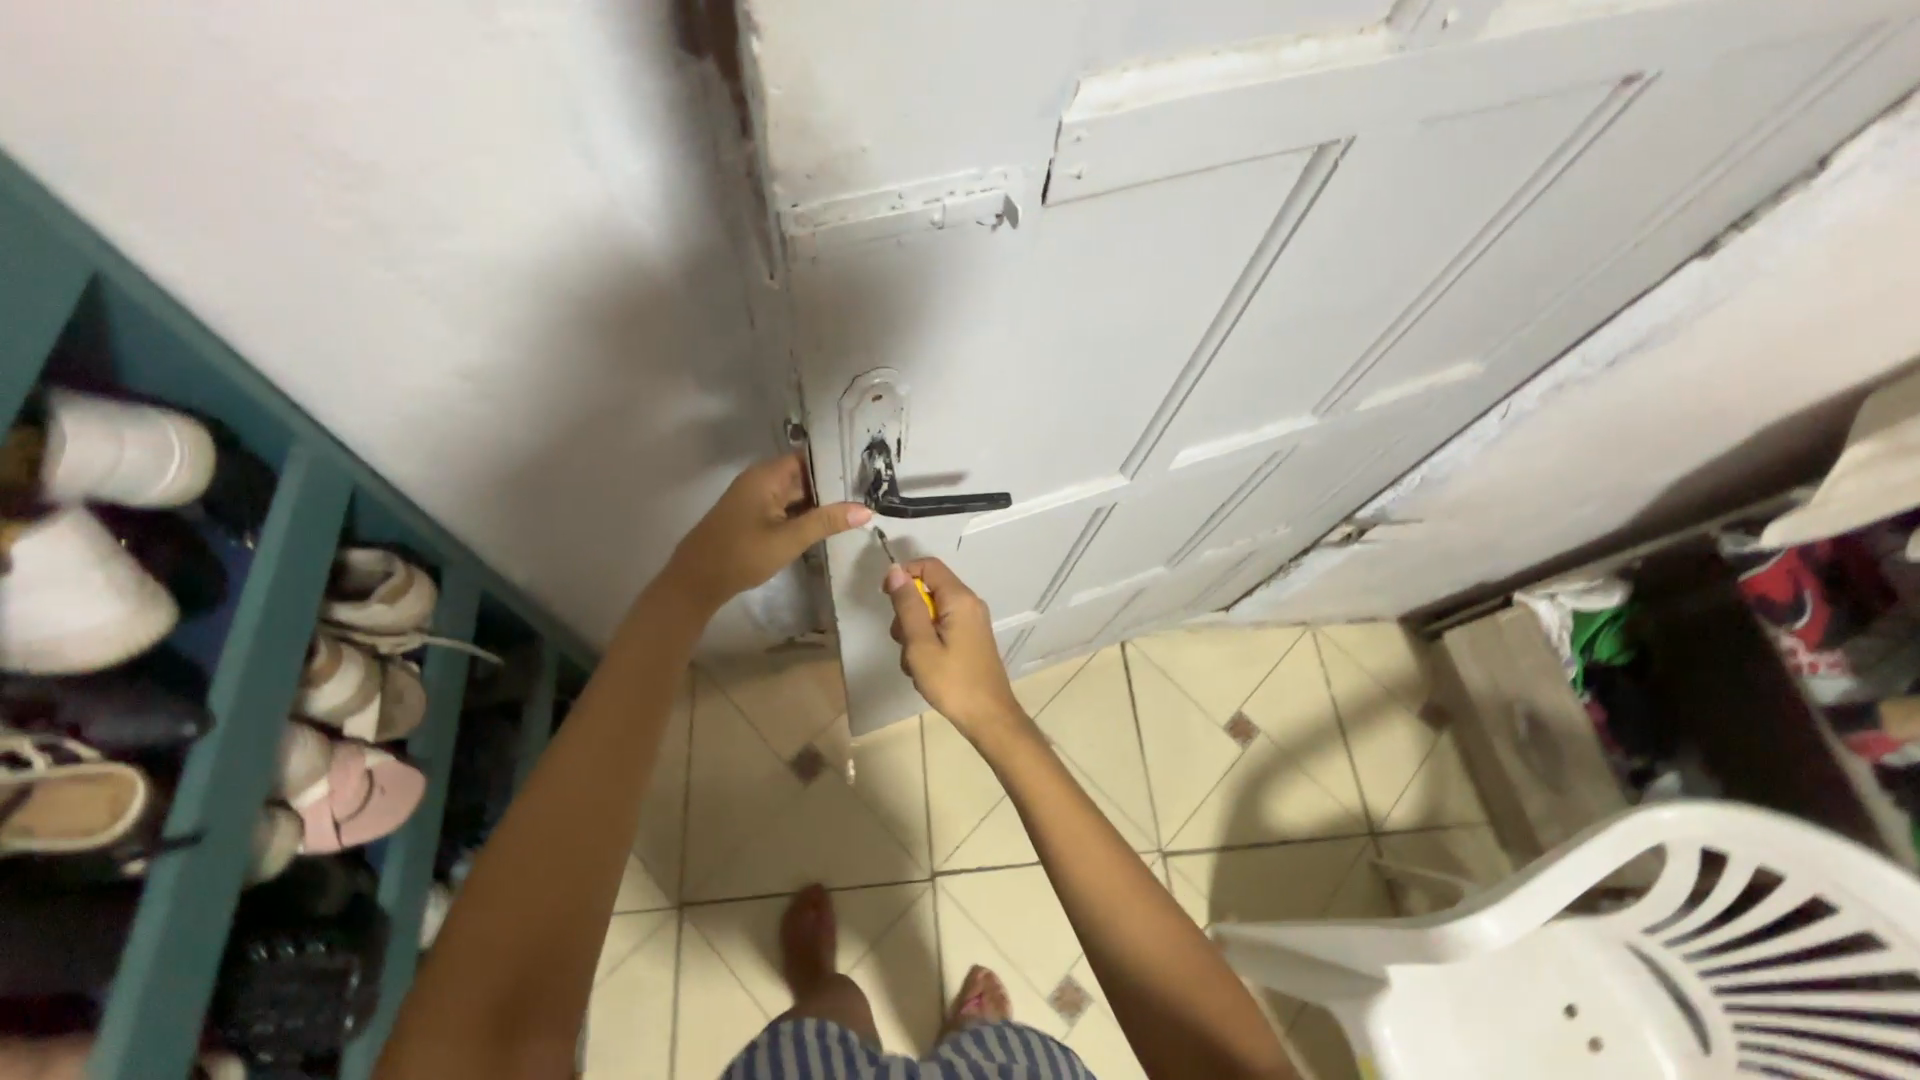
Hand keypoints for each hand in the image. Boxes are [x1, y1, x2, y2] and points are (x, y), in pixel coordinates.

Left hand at [666, 453, 870, 610]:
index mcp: (766, 476)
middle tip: (869, 493)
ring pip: (796, 495)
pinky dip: (805, 515)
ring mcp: (756, 500)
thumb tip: (866, 509)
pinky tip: (828, 525)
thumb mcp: (789, 539)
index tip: (865, 471)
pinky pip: (785, 509)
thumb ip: (826, 521)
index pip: (808, 458)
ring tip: (857, 507)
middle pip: (803, 476)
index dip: (836, 463)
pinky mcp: (754, 518)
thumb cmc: (741, 555)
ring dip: (821, 503)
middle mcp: (761, 481)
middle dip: (833, 486)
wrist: (695, 582)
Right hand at [884, 557, 1029, 743]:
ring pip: (931, 614)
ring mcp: (972, 622)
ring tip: (916, 663)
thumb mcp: (920, 643)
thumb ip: (907, 605)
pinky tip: (926, 670)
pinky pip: (941, 629)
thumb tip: (895, 571)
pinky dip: (928, 644)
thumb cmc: (952, 681)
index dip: (903, 575)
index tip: (886, 598)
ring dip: (915, 635)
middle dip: (907, 615)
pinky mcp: (971, 639)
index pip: (928, 566)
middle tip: (905, 644)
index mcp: (960, 599)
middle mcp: (969, 604)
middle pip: (928, 591)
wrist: (988, 717)